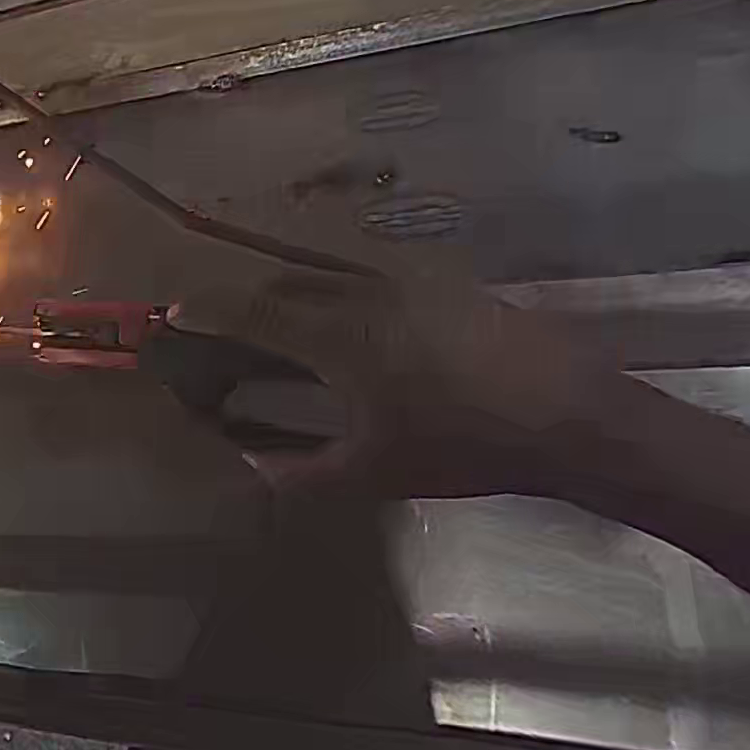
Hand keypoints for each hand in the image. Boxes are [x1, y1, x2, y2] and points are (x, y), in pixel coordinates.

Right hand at [168, 264, 619, 497]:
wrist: (572, 416)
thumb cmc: (462, 446)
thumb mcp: (374, 472)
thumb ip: (301, 472)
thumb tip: (252, 465)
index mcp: (339, 336)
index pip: (254, 312)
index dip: (209, 310)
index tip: (177, 312)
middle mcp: (363, 295)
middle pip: (283, 285)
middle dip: (244, 302)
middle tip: (226, 328)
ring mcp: (404, 284)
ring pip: (323, 277)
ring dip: (287, 297)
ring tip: (280, 328)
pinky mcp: (436, 286)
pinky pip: (362, 280)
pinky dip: (330, 296)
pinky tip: (349, 329)